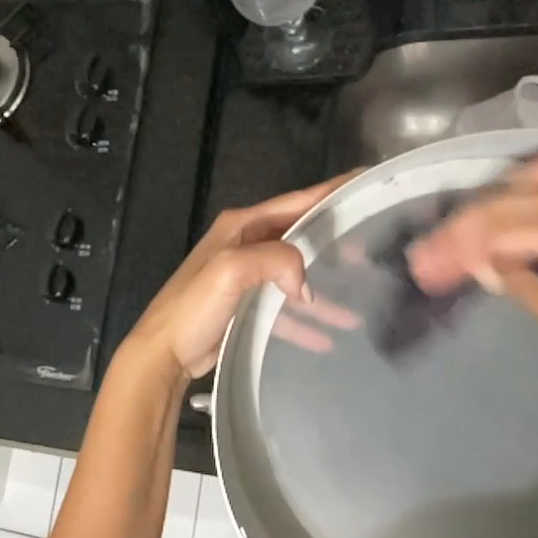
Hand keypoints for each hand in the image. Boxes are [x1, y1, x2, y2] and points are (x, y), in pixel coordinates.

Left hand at [126, 172, 359, 380]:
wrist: (162, 354)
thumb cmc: (192, 308)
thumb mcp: (231, 271)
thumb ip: (275, 261)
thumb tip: (306, 284)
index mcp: (242, 227)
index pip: (297, 201)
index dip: (332, 192)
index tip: (368, 183)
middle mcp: (244, 245)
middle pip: (300, 237)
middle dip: (335, 243)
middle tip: (374, 251)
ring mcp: (244, 278)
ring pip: (296, 277)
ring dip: (325, 291)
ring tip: (360, 303)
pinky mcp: (244, 309)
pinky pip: (283, 310)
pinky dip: (306, 321)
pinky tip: (330, 336)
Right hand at [404, 156, 537, 402]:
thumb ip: (526, 283)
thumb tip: (490, 263)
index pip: (495, 227)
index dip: (454, 249)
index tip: (422, 272)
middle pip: (507, 198)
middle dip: (462, 227)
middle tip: (430, 258)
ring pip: (534, 179)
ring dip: (493, 202)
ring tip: (465, 235)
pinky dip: (522, 200)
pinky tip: (506, 225)